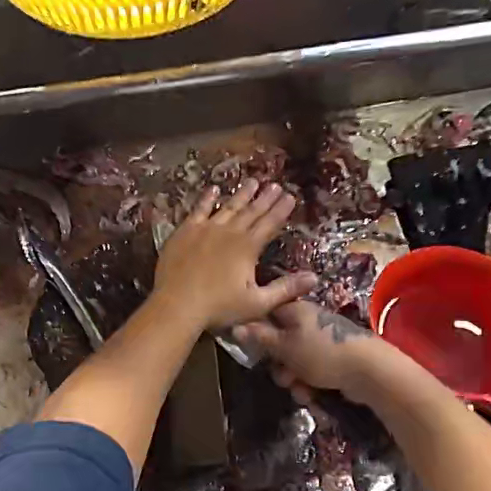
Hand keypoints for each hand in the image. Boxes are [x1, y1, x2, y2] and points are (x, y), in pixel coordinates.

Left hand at [152, 179, 315, 329]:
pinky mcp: (185, 232)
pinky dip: (208, 199)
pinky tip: (214, 190)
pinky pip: (199, 210)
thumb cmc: (219, 308)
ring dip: (241, 194)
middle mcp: (229, 232)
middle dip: (265, 198)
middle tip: (275, 184)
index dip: (281, 210)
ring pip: (228, 207)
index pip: (269, 224)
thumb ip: (286, 289)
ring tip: (252, 182)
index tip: (290, 196)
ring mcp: (206, 229)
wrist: (176, 305)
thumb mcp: (258, 303)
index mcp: (248, 247)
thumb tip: (314, 278)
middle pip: (251, 211)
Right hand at [232, 300, 395, 404]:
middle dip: (279, 364)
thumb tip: (236, 326)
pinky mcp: (334, 361)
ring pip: (295, 362)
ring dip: (294, 379)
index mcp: (296, 311)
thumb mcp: (285, 346)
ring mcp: (323, 342)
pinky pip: (312, 372)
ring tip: (301, 389)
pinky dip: (309, 384)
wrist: (368, 371)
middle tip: (284, 375)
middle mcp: (309, 323)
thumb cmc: (322, 353)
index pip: (268, 314)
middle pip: (280, 342)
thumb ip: (260, 337)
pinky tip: (313, 395)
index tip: (252, 350)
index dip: (257, 332)